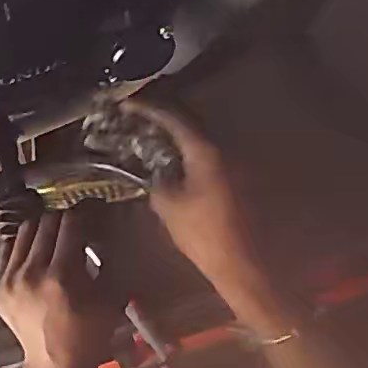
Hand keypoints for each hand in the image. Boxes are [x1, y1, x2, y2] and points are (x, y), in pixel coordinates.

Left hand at [0, 209, 119, 367]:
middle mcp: (30, 274)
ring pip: (24, 231)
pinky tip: (36, 250)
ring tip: (55, 235)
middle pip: (46, 222)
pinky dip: (23, 245)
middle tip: (74, 223)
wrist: (55, 365)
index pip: (69, 224)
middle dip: (63, 218)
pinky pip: (7, 250)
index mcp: (60, 277)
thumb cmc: (87, 335)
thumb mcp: (110, 297)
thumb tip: (109, 227)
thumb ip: (109, 259)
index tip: (90, 210)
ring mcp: (8, 281)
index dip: (83, 212)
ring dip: (42, 227)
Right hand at [120, 99, 296, 333]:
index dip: (147, 108)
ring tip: (147, 135)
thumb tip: (145, 169)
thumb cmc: (203, 235)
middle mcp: (222, 149)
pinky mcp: (233, 177)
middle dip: (161, 116)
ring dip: (173, 133)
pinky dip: (185, 150)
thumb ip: (154, 180)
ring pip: (197, 136)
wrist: (241, 263)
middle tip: (135, 116)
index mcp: (204, 151)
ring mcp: (231, 162)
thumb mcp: (168, 207)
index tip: (126, 104)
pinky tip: (168, 160)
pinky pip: (204, 153)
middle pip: (188, 120)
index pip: (173, 117)